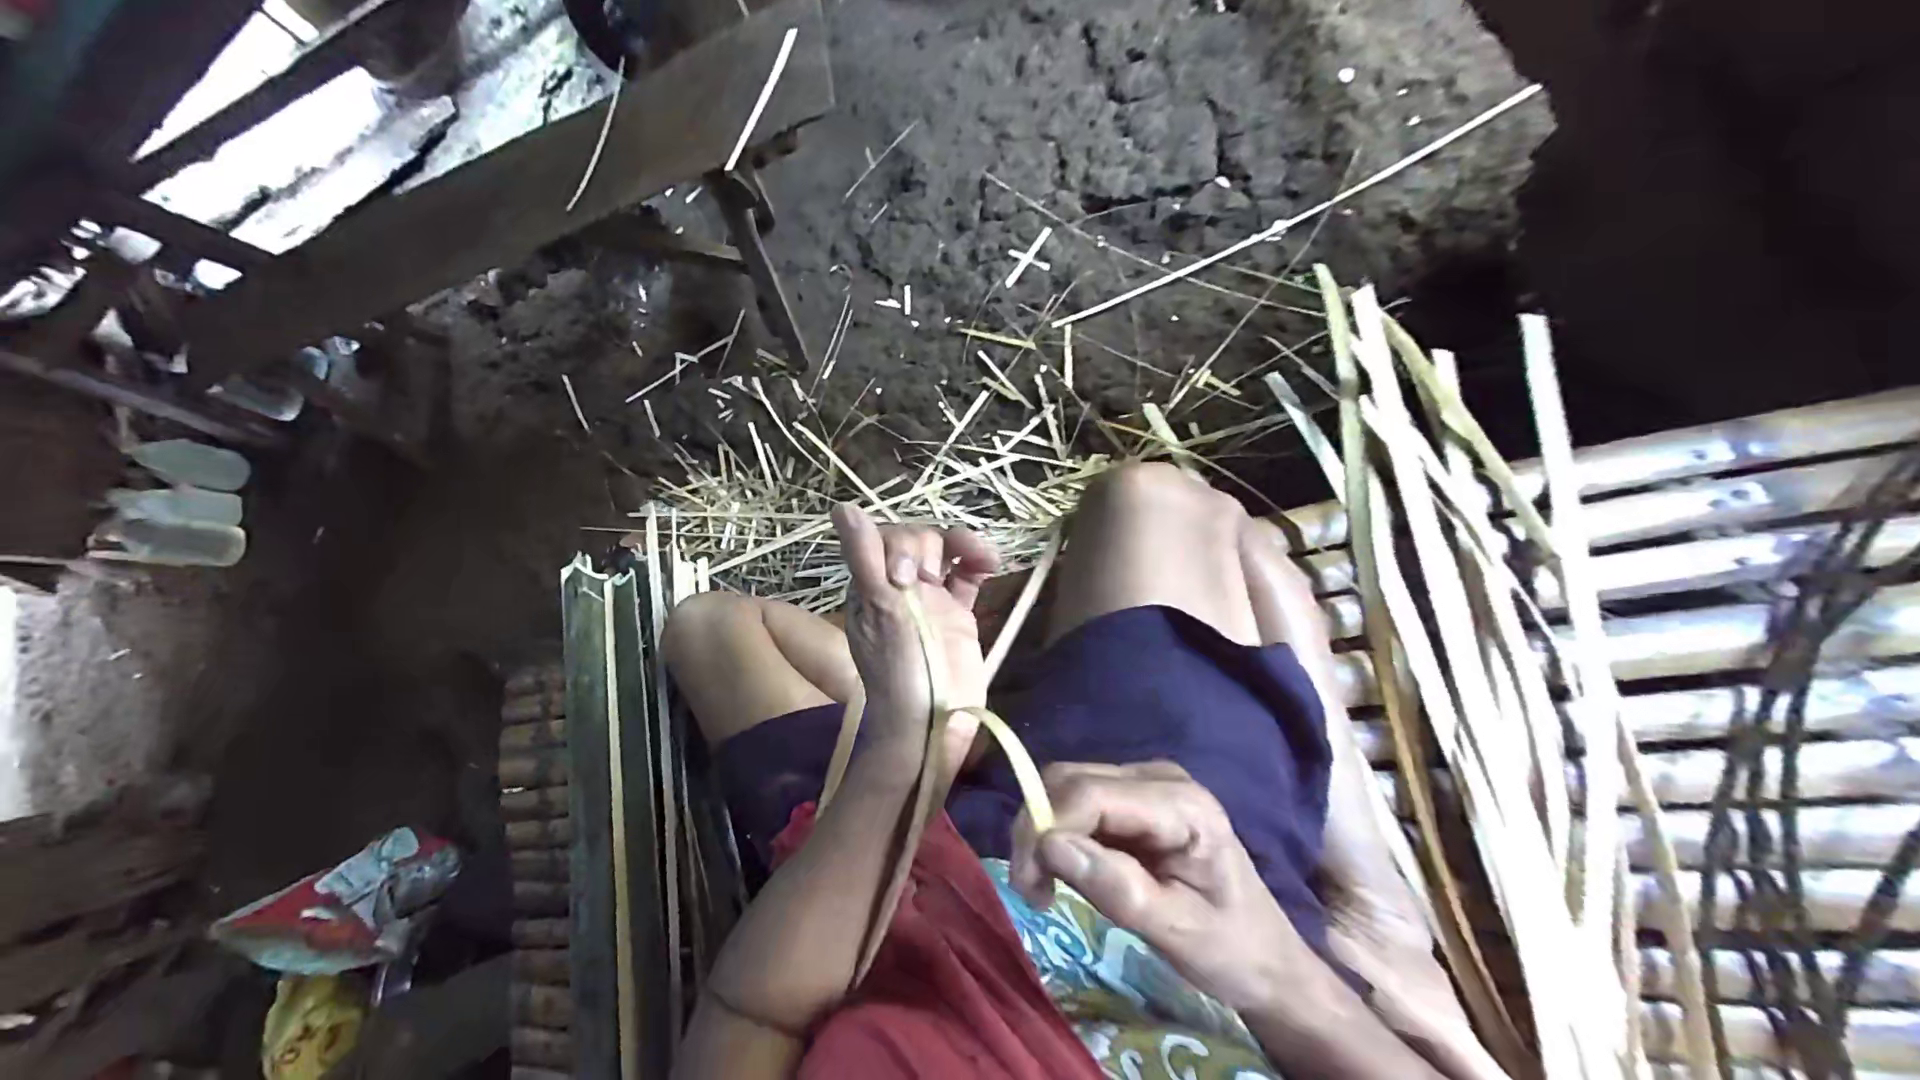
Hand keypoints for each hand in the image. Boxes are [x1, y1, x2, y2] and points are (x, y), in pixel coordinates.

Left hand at [832, 504, 999, 757]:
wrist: (935, 723)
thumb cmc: (900, 671)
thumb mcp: (879, 611)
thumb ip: (865, 558)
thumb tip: (841, 508)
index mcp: (870, 585)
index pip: (884, 538)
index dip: (900, 548)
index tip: (908, 580)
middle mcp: (897, 587)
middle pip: (916, 539)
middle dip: (928, 550)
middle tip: (928, 586)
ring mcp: (930, 599)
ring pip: (944, 550)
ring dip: (961, 545)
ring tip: (979, 560)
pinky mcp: (958, 612)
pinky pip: (968, 573)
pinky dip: (978, 561)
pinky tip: (989, 565)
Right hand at [1010, 761, 1315, 1014]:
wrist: (1267, 956)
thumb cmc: (1230, 948)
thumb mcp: (1178, 932)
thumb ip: (1117, 888)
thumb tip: (1051, 846)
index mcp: (1182, 804)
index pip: (1091, 793)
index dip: (1047, 828)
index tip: (1029, 885)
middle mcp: (1159, 777)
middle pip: (1070, 780)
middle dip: (1038, 829)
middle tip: (1032, 890)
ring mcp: (1145, 782)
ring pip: (1066, 785)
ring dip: (1043, 831)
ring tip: (1044, 886)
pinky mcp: (1132, 796)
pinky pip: (1078, 799)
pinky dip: (1058, 832)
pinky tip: (1064, 869)